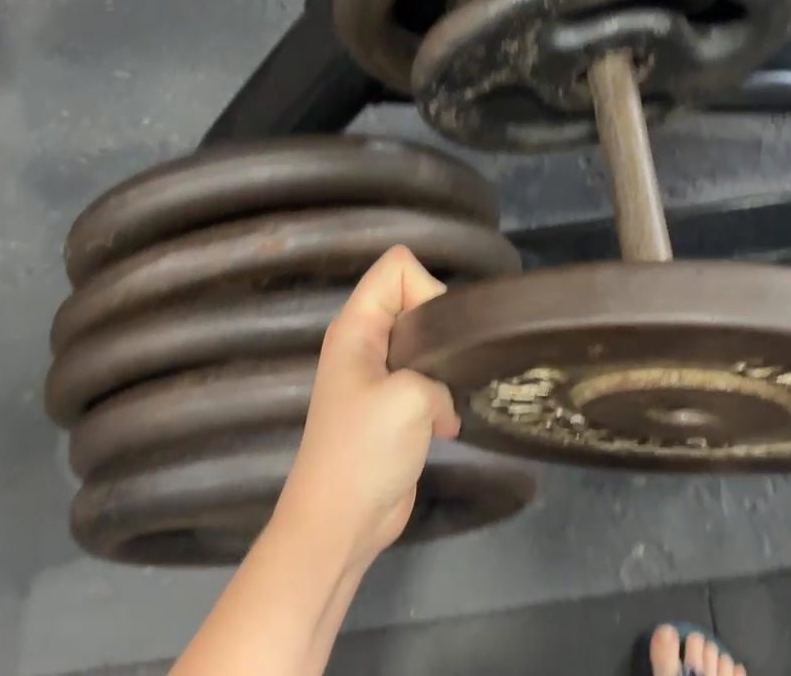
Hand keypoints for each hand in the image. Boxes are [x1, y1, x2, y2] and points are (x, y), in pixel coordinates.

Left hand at [273, 246, 460, 566]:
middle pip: (414, 299)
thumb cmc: (365, 452)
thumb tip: (445, 391)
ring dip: (445, 366)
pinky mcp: (392, 406)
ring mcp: (378, 376)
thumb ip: (438, 366)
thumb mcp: (410, 396)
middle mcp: (365, 343)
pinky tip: (445, 425)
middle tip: (451, 365)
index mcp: (356, 328)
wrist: (339, 523)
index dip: (427, 287)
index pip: (398, 267)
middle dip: (443, 327)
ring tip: (449, 396)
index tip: (440, 333)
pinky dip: (443, 396)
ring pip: (425, 341)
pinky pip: (427, 377)